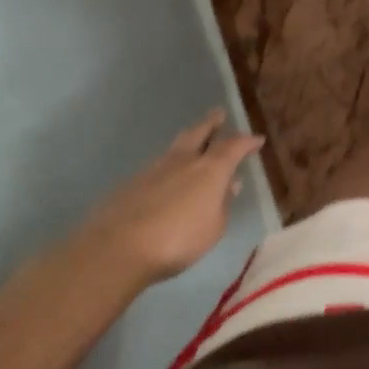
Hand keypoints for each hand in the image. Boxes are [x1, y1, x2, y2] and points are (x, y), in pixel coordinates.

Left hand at [77, 110, 264, 285]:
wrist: (111, 254)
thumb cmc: (176, 240)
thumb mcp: (214, 227)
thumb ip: (222, 204)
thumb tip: (229, 186)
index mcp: (211, 169)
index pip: (235, 145)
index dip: (248, 141)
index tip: (257, 140)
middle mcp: (183, 162)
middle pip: (198, 133)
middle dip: (211, 123)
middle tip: (218, 114)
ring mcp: (150, 173)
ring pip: (173, 150)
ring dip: (185, 145)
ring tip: (191, 145)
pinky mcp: (125, 188)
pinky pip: (152, 171)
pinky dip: (163, 170)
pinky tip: (162, 181)